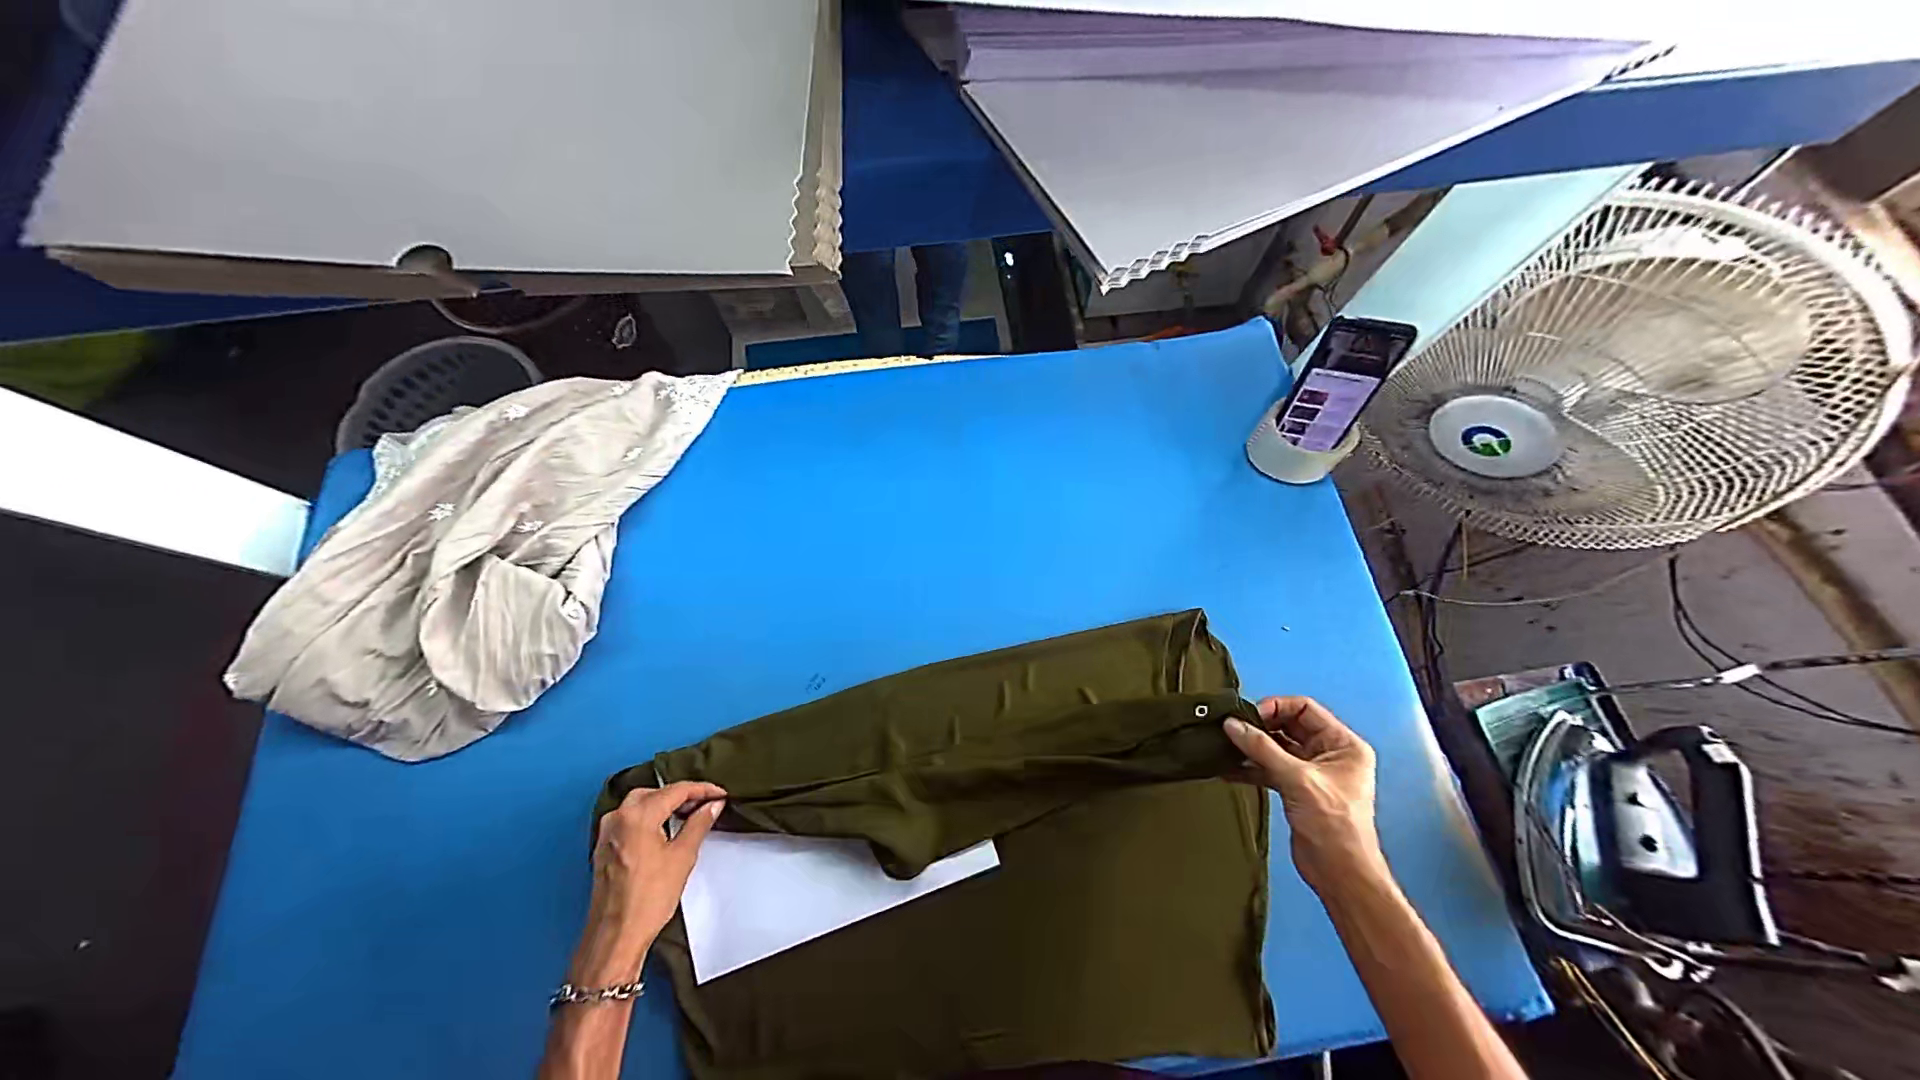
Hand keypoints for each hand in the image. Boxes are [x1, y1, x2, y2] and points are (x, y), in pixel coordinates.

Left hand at [568, 781, 725, 984]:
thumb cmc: (647, 900)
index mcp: (636, 816)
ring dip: (664, 805)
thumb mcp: (683, 856)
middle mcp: (617, 818)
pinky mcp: (603, 847)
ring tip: (689, 814)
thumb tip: (712, 805)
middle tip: (706, 802)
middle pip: (655, 792)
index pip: (675, 790)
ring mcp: (606, 833)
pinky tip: (665, 828)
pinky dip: (649, 817)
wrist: (615, 937)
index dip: (702, 789)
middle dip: (682, 795)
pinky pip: (629, 819)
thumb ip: (699, 823)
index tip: (719, 794)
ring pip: (639, 804)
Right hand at [1223, 696, 1383, 889]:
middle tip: (1234, 728)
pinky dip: (1250, 767)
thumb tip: (1233, 725)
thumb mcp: (1297, 779)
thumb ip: (1262, 749)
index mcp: (1343, 745)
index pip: (1305, 709)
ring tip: (1226, 745)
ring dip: (1252, 747)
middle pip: (1288, 726)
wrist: (1340, 873)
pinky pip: (1269, 767)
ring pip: (1276, 747)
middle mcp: (1329, 754)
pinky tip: (1229, 768)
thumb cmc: (1335, 826)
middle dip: (1260, 727)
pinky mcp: (1296, 789)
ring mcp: (1311, 772)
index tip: (1249, 715)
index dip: (1276, 707)